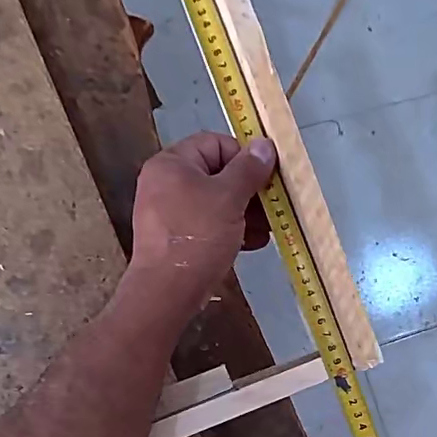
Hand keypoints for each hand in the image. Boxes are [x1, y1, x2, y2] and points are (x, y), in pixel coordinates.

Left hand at [125, 131, 275, 312]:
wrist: (167, 292)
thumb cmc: (197, 237)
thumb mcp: (229, 198)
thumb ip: (249, 169)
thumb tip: (264, 146)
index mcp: (171, 164)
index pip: (215, 144)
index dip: (243, 158)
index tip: (265, 178)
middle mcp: (164, 184)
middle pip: (216, 175)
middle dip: (248, 192)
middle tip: (272, 207)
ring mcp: (167, 213)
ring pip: (214, 203)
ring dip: (244, 214)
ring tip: (267, 230)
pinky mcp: (174, 239)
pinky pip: (206, 225)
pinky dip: (228, 231)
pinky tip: (252, 243)